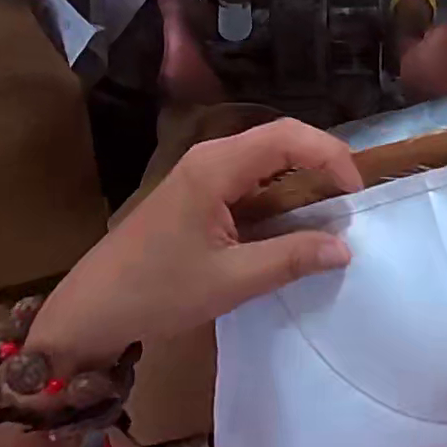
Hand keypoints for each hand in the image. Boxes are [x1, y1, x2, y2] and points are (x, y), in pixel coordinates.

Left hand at [28, 119, 362, 369]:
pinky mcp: (198, 188)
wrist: (92, 310)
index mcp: (217, 167)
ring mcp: (202, 170)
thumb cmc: (157, 292)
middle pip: (279, 137)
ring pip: (266, 153)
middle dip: (321, 158)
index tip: (355, 192)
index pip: (287, 137)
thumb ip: (290, 258)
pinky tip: (293, 214)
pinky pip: (251, 173)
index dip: (329, 155)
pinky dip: (280, 186)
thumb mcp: (230, 281)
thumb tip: (344, 248)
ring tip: (332, 203)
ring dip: (302, 171)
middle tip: (350, 196)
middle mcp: (211, 156)